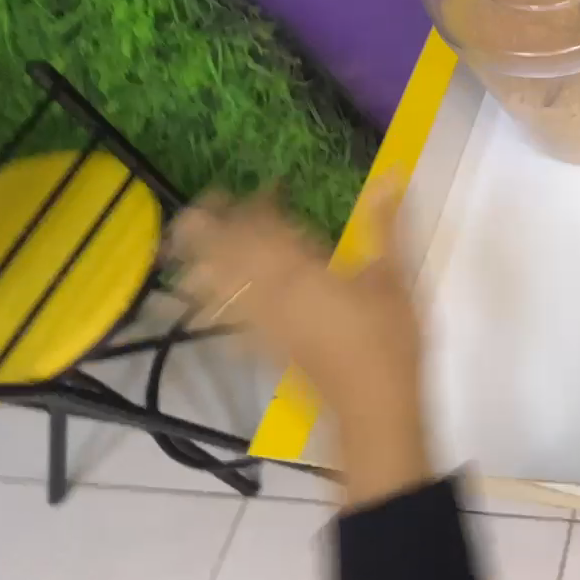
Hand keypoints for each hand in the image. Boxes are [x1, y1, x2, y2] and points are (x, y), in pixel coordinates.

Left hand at [168, 181, 432, 506]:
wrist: (372, 402)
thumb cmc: (389, 336)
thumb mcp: (395, 276)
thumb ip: (387, 226)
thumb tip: (389, 177)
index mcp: (302, 271)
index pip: (268, 228)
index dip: (261, 203)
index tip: (268, 184)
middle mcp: (269, 294)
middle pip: (227, 255)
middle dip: (210, 228)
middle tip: (204, 203)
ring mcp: (260, 324)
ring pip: (215, 287)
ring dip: (198, 261)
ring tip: (184, 242)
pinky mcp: (261, 347)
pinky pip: (224, 318)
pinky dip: (208, 300)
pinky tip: (200, 297)